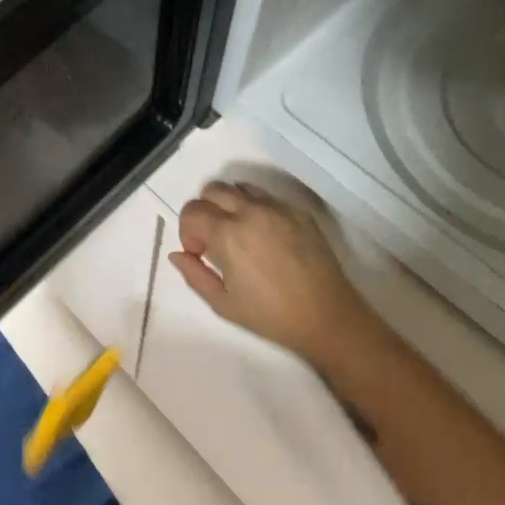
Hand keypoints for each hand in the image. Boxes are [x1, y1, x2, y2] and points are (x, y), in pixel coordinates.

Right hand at [168, 180, 377, 359]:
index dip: (187, 231)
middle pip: (213, 190)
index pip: (192, 211)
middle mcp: (251, 211)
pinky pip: (267, 197)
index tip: (198, 253)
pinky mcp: (299, 212)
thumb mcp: (223, 303)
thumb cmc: (270, 315)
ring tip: (237, 233)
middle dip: (204, 210)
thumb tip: (178, 255)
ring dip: (229, 204)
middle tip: (212, 239)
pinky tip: (263, 236)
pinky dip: (255, 208)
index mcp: (228, 234)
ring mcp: (278, 208)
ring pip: (240, 188)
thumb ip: (195, 275)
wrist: (326, 316)